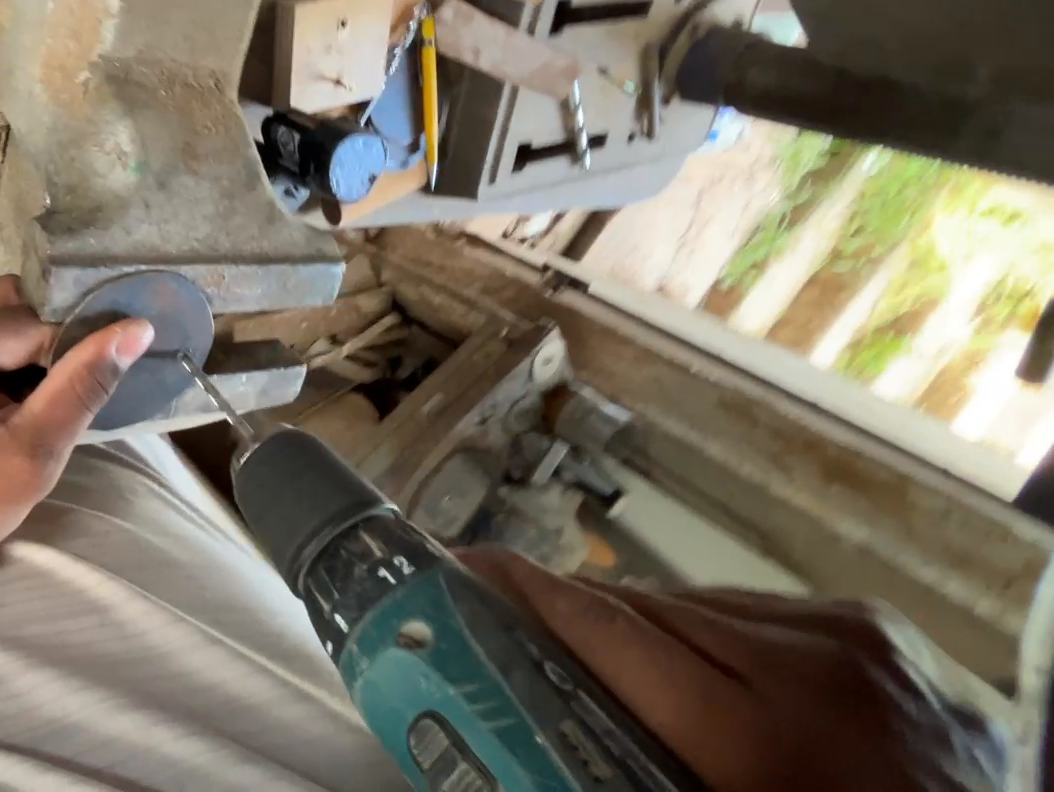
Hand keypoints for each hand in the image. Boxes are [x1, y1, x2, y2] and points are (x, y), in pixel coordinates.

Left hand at [0, 275, 154, 589]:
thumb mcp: (27, 460)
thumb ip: (80, 387)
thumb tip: (136, 329)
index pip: (28, 320)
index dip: (64, 353)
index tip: (74, 396)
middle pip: (3, 301)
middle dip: (38, 343)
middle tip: (46, 399)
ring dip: (14, 344)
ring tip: (19, 401)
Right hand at [457, 548, 1004, 791]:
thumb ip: (620, 757)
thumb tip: (528, 709)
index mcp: (767, 740)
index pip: (606, 629)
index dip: (521, 588)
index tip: (456, 564)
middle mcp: (805, 665)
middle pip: (634, 608)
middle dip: (563, 611)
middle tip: (498, 614)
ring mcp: (843, 632)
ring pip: (680, 602)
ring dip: (632, 624)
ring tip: (597, 651)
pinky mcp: (865, 620)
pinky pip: (736, 607)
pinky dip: (697, 629)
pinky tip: (689, 661)